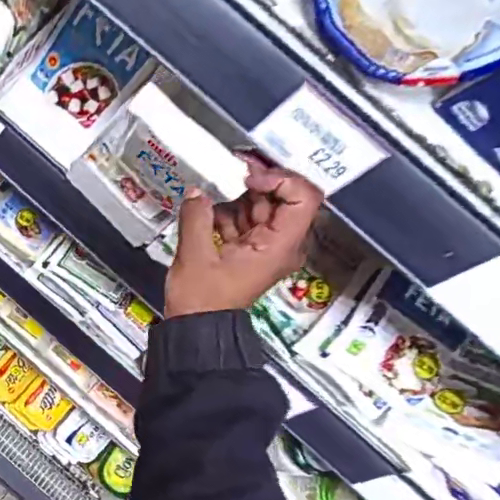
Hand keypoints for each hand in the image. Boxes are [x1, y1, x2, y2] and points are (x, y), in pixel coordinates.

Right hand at [165, 160, 323, 317]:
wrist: (195, 329)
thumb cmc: (201, 302)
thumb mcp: (194, 256)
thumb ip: (197, 217)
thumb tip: (197, 192)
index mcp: (279, 246)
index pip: (304, 197)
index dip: (281, 179)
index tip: (249, 179)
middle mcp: (280, 244)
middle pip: (281, 198)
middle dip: (255, 182)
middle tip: (228, 170)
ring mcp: (264, 247)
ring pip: (260, 207)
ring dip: (236, 196)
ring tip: (211, 190)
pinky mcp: (247, 250)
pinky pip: (244, 221)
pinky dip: (227, 212)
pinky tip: (207, 210)